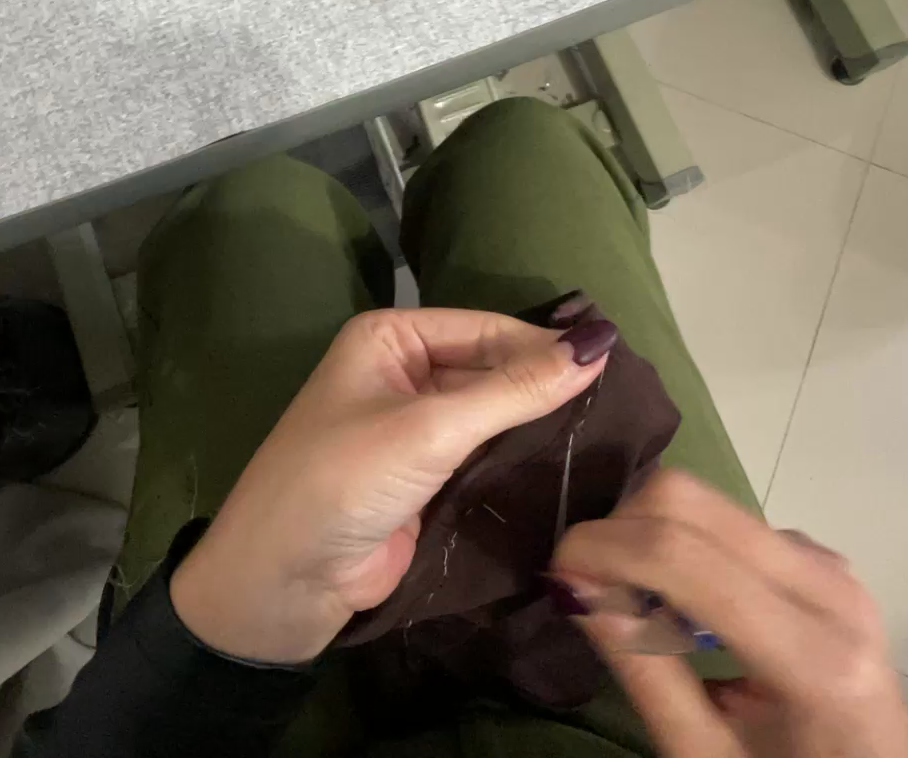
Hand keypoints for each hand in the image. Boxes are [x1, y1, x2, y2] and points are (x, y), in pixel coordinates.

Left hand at [170, 307, 617, 662]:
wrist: (284, 579)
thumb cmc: (346, 477)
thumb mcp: (430, 428)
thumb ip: (514, 389)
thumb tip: (598, 343)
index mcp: (390, 338)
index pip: (484, 327)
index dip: (544, 344)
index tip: (616, 362)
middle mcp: (402, 372)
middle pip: (489, 366)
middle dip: (543, 382)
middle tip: (624, 400)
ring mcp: (414, 426)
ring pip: (490, 411)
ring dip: (538, 422)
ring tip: (614, 429)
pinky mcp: (427, 474)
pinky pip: (484, 453)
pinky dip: (521, 457)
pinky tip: (575, 463)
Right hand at [554, 470, 907, 757]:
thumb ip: (640, 667)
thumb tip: (571, 583)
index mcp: (815, 657)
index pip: (680, 556)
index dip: (600, 549)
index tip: (556, 572)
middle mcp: (828, 586)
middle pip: (687, 502)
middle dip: (617, 528)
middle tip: (590, 582)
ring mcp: (827, 562)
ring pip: (700, 499)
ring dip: (643, 532)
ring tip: (634, 598)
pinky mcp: (815, 553)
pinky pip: (720, 517)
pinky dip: (675, 540)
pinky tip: (677, 599)